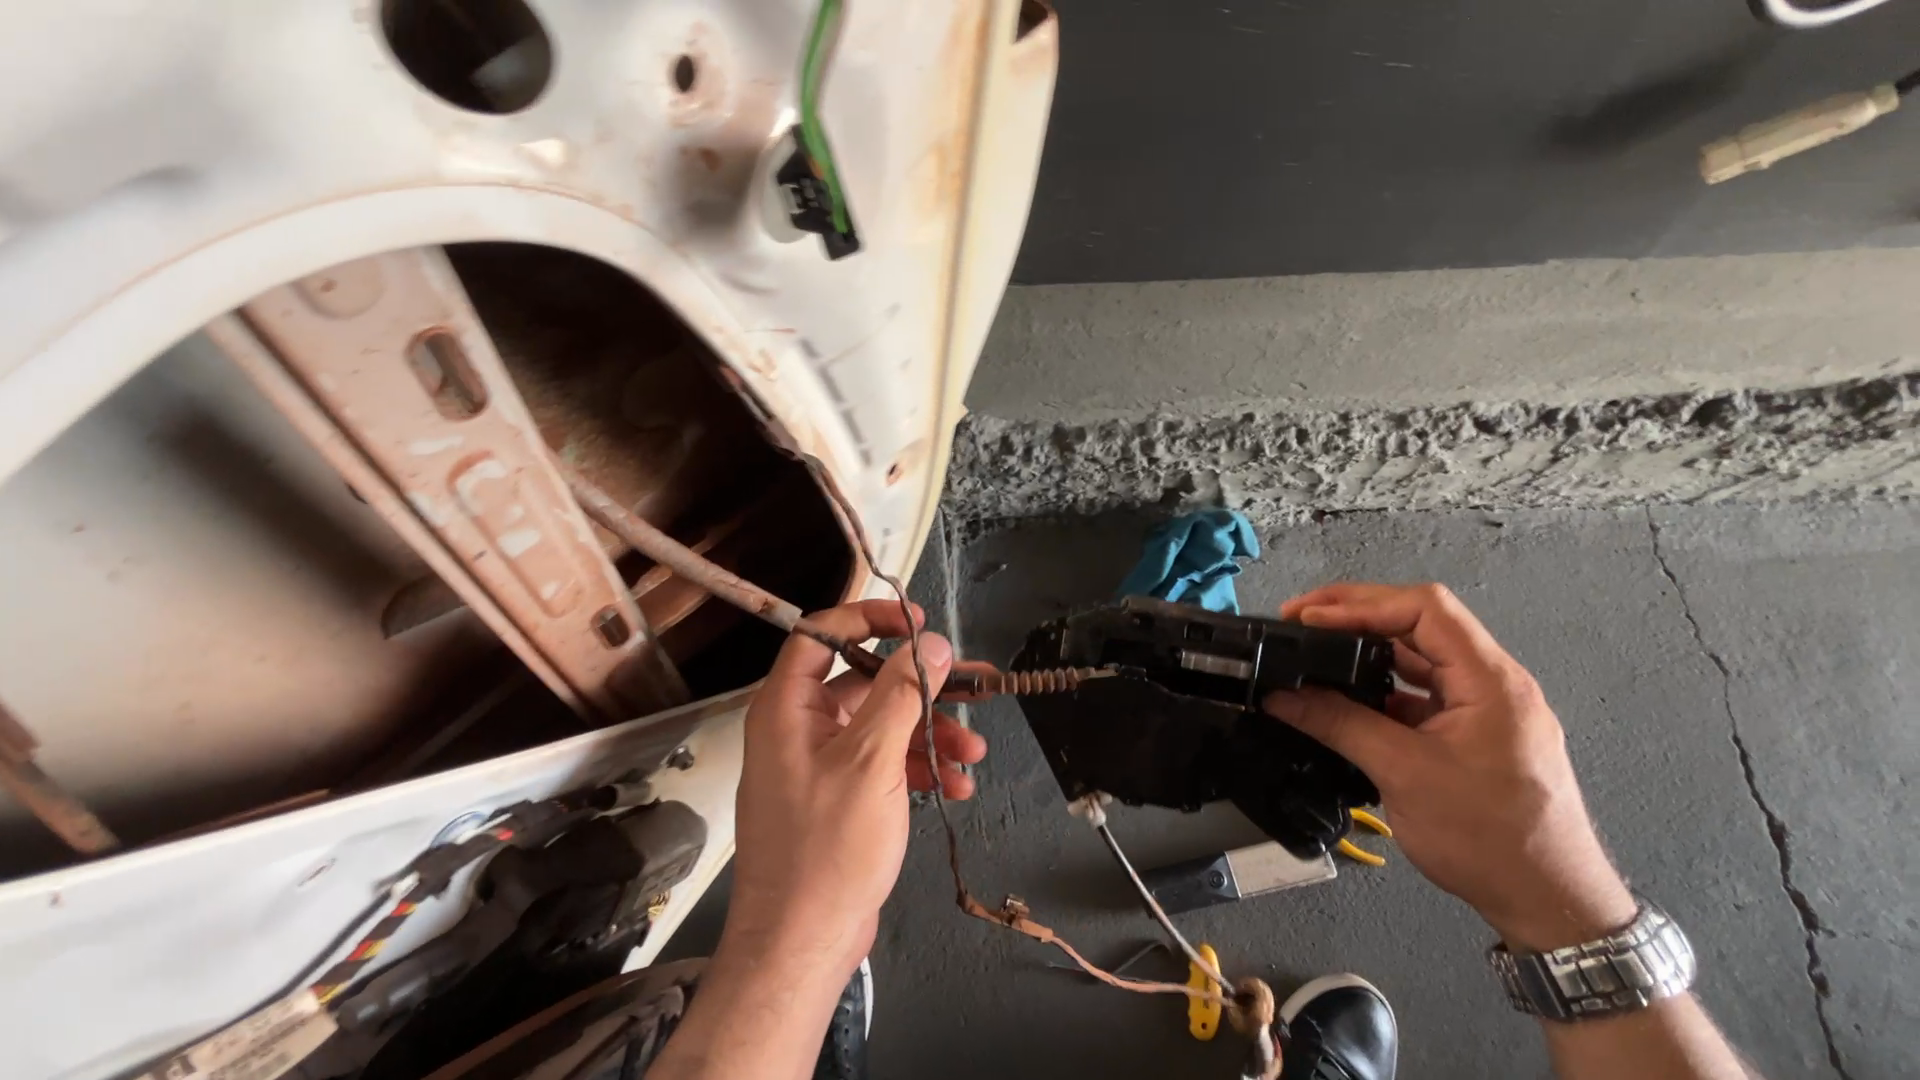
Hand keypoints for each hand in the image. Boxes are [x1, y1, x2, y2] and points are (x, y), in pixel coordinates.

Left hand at [723, 599, 988, 978]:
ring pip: (884, 725)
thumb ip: (902, 693)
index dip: (869, 617)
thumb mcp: (870, 761)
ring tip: (974, 755)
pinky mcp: (842, 797)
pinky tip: (956, 787)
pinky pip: (885, 764)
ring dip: (931, 734)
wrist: (801, 945)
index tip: (918, 621)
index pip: (822, 633)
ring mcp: (822, 765)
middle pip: (867, 683)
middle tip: (976, 686)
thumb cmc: (826, 848)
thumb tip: (930, 643)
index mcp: (788, 706)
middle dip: (923, 689)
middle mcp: (801, 727)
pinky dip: (920, 769)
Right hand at [1263, 583, 1635, 950]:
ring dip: (1364, 648)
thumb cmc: (1486, 835)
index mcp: (1490, 679)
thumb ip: (1339, 723)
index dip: (1361, 603)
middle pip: (1420, 624)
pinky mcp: (1470, 734)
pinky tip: (1343, 695)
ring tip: (1312, 648)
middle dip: (1356, 615)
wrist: (1548, 904)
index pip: (1425, 609)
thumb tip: (1280, 695)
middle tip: (1297, 620)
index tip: (1308, 618)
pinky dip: (1378, 686)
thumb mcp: (1403, 773)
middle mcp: (1491, 682)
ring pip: (1418, 658)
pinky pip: (1419, 692)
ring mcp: (1482, 709)